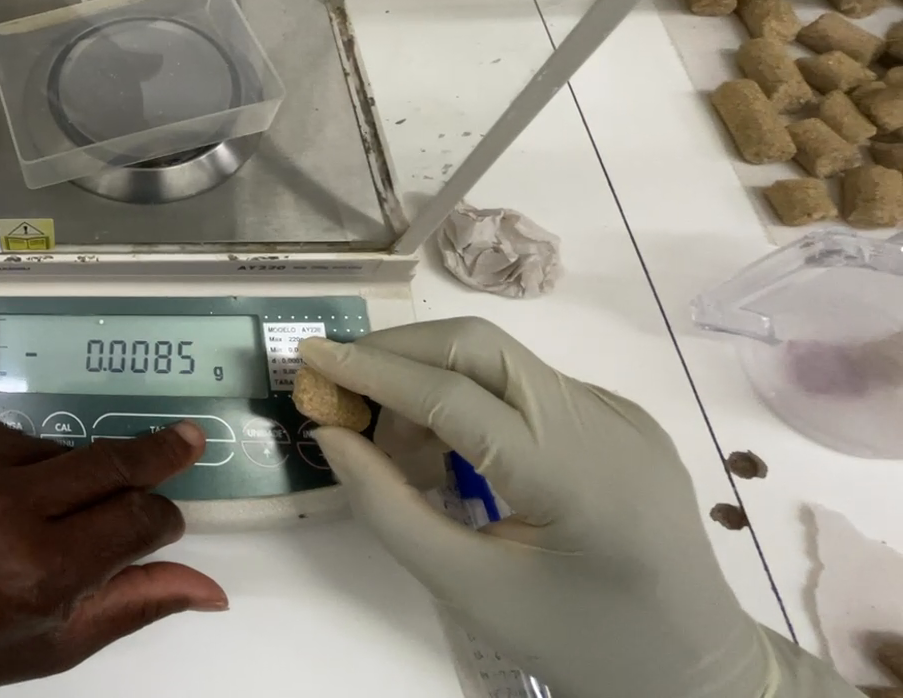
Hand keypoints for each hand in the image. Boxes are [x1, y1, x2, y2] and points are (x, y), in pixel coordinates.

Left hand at [0, 417, 225, 697]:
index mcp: (40, 567)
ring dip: (65, 476)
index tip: (169, 516)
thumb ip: (135, 604)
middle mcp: (6, 503)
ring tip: (34, 514)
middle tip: (186, 437)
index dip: (162, 518)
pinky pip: (9, 434)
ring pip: (57, 449)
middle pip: (106, 461)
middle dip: (153, 453)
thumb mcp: (56, 642)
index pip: (136, 519)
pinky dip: (15, 461)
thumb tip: (210, 586)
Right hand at [302, 319, 860, 697]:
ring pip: (493, 355)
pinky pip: (516, 379)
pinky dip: (461, 393)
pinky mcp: (614, 414)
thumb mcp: (465, 588)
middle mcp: (605, 425)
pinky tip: (448, 447)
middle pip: (476, 347)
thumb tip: (328, 432)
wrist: (703, 673)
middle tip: (342, 384)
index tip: (308, 355)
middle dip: (394, 352)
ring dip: (423, 375)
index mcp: (578, 479)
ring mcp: (616, 413)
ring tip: (397, 441)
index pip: (453, 395)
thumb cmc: (577, 641)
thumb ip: (384, 505)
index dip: (371, 370)